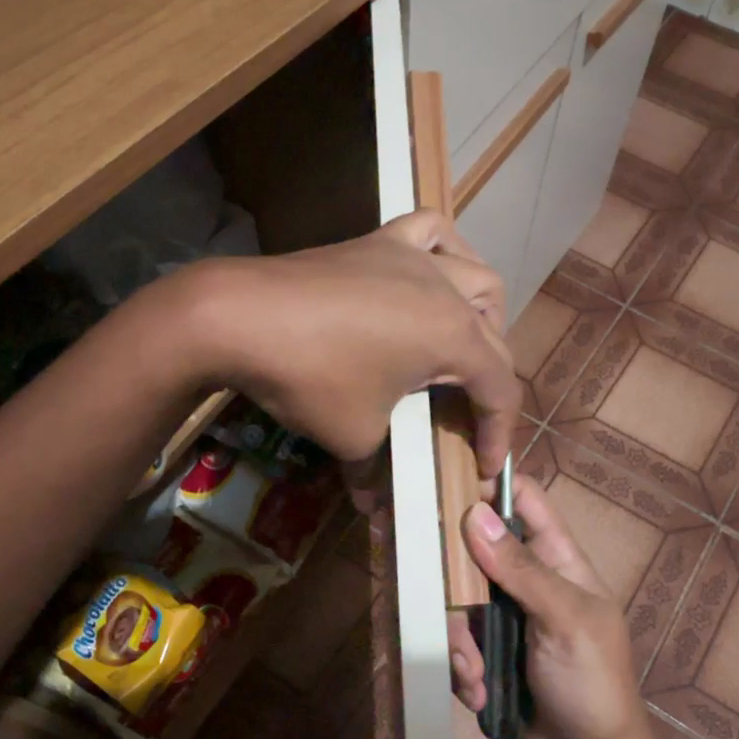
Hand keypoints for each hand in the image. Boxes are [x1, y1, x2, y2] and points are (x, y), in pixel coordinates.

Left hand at [167, 211, 517, 477]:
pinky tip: (434, 272)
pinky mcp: (378, 241)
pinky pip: (429, 231)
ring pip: (476, 274)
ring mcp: (413, 258)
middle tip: (466, 418)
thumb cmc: (309, 378)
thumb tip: (372, 506)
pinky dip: (445, 250)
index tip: (487, 467)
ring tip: (463, 344)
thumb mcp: (354, 436)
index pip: (499, 389)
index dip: (499, 433)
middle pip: (493, 337)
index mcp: (454, 337)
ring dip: (483, 314)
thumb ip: (376, 468)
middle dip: (490, 383)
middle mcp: (447, 290)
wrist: (239, 317)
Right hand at [450, 482, 649, 738]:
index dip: (489, 488)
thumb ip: (522, 569)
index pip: (524, 500)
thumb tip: (475, 513)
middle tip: (457, 621)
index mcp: (558, 559)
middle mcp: (528, 579)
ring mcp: (506, 615)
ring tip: (475, 676)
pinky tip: (478, 693)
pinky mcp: (489, 650)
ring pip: (457, 602)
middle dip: (457, 592)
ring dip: (459, 642)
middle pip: (473, 552)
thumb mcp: (564, 620)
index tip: (446, 495)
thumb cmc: (593, 681)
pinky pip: (457, 641)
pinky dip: (462, 668)